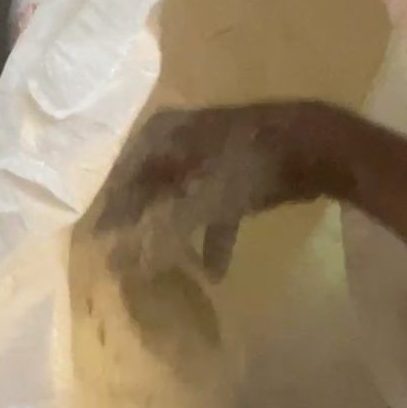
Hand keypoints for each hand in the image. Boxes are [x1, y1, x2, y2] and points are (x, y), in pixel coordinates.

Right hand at [92, 101, 361, 275]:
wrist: (309, 145)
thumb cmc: (244, 165)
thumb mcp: (199, 201)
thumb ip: (161, 232)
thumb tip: (124, 262)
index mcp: (158, 135)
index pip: (119, 176)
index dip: (109, 211)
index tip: (96, 245)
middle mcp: (175, 140)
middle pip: (146, 187)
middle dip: (138, 224)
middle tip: (122, 259)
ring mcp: (205, 156)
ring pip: (176, 198)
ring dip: (171, 231)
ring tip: (157, 268)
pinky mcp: (232, 173)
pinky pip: (210, 206)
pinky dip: (210, 235)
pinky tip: (212, 272)